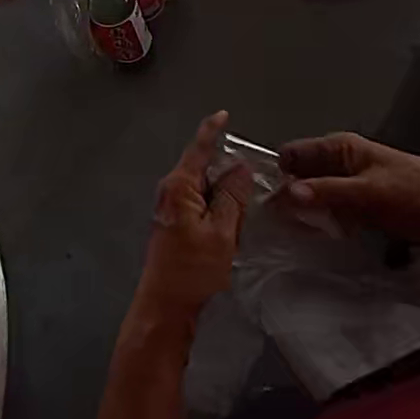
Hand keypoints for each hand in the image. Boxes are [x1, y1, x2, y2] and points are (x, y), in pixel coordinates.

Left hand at [134, 111, 252, 322]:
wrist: (166, 304)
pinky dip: (217, 205)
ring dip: (223, 191)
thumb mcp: (222, 233)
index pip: (198, 150)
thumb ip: (231, 198)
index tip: (223, 114)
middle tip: (253, 177)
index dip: (211, 131)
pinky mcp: (174, 220)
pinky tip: (232, 219)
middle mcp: (170, 189)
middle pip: (201, 168)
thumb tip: (239, 166)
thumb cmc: (194, 269)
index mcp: (178, 186)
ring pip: (202, 187)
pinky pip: (199, 202)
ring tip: (246, 201)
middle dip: (226, 170)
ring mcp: (170, 205)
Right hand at [275, 133, 419, 254]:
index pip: (291, 155)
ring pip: (322, 195)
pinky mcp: (374, 203)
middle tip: (285, 229)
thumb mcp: (370, 195)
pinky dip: (334, 223)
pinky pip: (341, 210)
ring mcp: (360, 181)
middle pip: (304, 176)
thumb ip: (326, 193)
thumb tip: (282, 196)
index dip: (278, 177)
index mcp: (340, 147)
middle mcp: (345, 159)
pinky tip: (333, 241)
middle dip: (294, 199)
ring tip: (306, 239)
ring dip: (315, 214)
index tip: (270, 208)